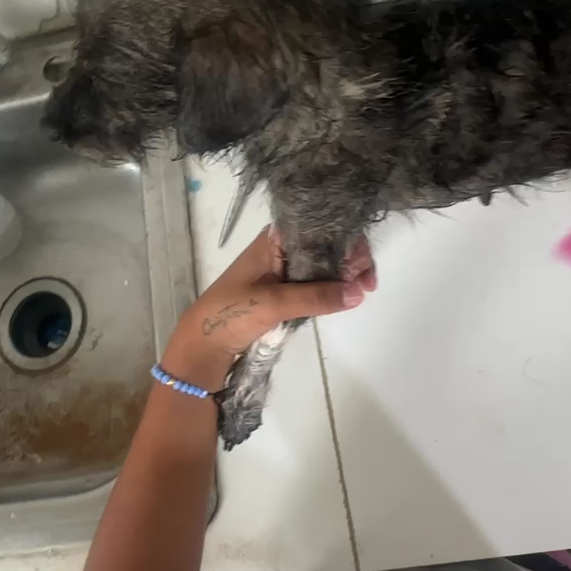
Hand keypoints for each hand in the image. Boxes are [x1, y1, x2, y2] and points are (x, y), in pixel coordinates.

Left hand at [161, 228, 376, 388]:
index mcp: (274, 238)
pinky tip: (349, 296)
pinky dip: (335, 288)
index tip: (361, 265)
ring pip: (325, 264)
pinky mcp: (287, 291)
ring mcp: (285, 270)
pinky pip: (318, 283)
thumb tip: (358, 292)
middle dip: (351, 260)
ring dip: (346, 275)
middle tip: (366, 285)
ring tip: (362, 291)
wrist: (204, 343)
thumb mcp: (273, 303)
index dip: (345, 240)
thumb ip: (316, 296)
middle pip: (327, 244)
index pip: (319, 226)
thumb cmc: (230, 313)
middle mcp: (282, 248)